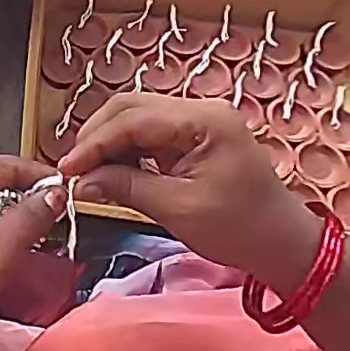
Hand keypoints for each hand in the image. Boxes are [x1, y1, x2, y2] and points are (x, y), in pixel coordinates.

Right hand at [58, 93, 320, 286]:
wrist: (282, 243)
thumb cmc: (238, 228)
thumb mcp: (176, 208)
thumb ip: (125, 187)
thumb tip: (80, 182)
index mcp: (205, 121)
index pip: (134, 120)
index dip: (94, 143)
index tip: (67, 169)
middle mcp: (200, 109)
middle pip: (130, 107)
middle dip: (96, 136)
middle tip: (73, 170)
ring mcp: (196, 120)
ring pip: (134, 117)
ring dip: (106, 142)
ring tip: (87, 172)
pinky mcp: (190, 135)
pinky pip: (146, 133)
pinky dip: (123, 149)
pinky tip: (110, 170)